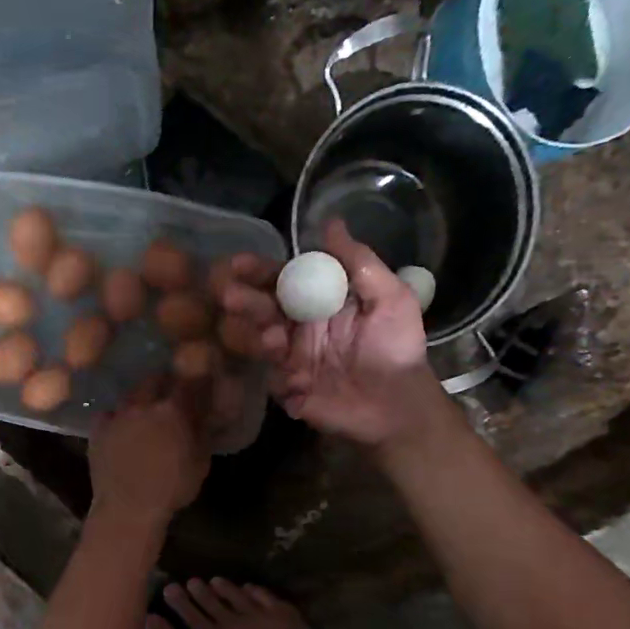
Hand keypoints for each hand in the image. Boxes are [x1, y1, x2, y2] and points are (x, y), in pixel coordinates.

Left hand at [88, 377, 210, 525]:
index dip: (194, 381)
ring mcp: (118, 415)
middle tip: (170, 394)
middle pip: (154, 380)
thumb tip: (206, 416)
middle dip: (164, 383)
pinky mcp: (98, 429)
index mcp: (173, 410)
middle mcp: (143, 404)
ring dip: (140, 398)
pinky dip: (116, 417)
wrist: (127, 508)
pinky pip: (108, 414)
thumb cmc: (171, 489)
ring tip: (144, 411)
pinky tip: (120, 428)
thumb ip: (203, 434)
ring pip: (130, 395)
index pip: (187, 382)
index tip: (198, 385)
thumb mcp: (200, 464)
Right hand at [219, 221, 447, 447]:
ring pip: (260, 342)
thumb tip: (331, 223)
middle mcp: (298, 328)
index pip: (282, 280)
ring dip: (259, 337)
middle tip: (230, 296)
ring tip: (273, 339)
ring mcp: (290, 360)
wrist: (398, 405)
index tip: (238, 264)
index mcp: (319, 302)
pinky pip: (273, 379)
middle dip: (245, 300)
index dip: (260, 271)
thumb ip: (359, 262)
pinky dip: (281, 376)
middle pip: (262, 309)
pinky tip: (297, 378)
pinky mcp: (288, 390)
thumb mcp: (390, 297)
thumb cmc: (397, 348)